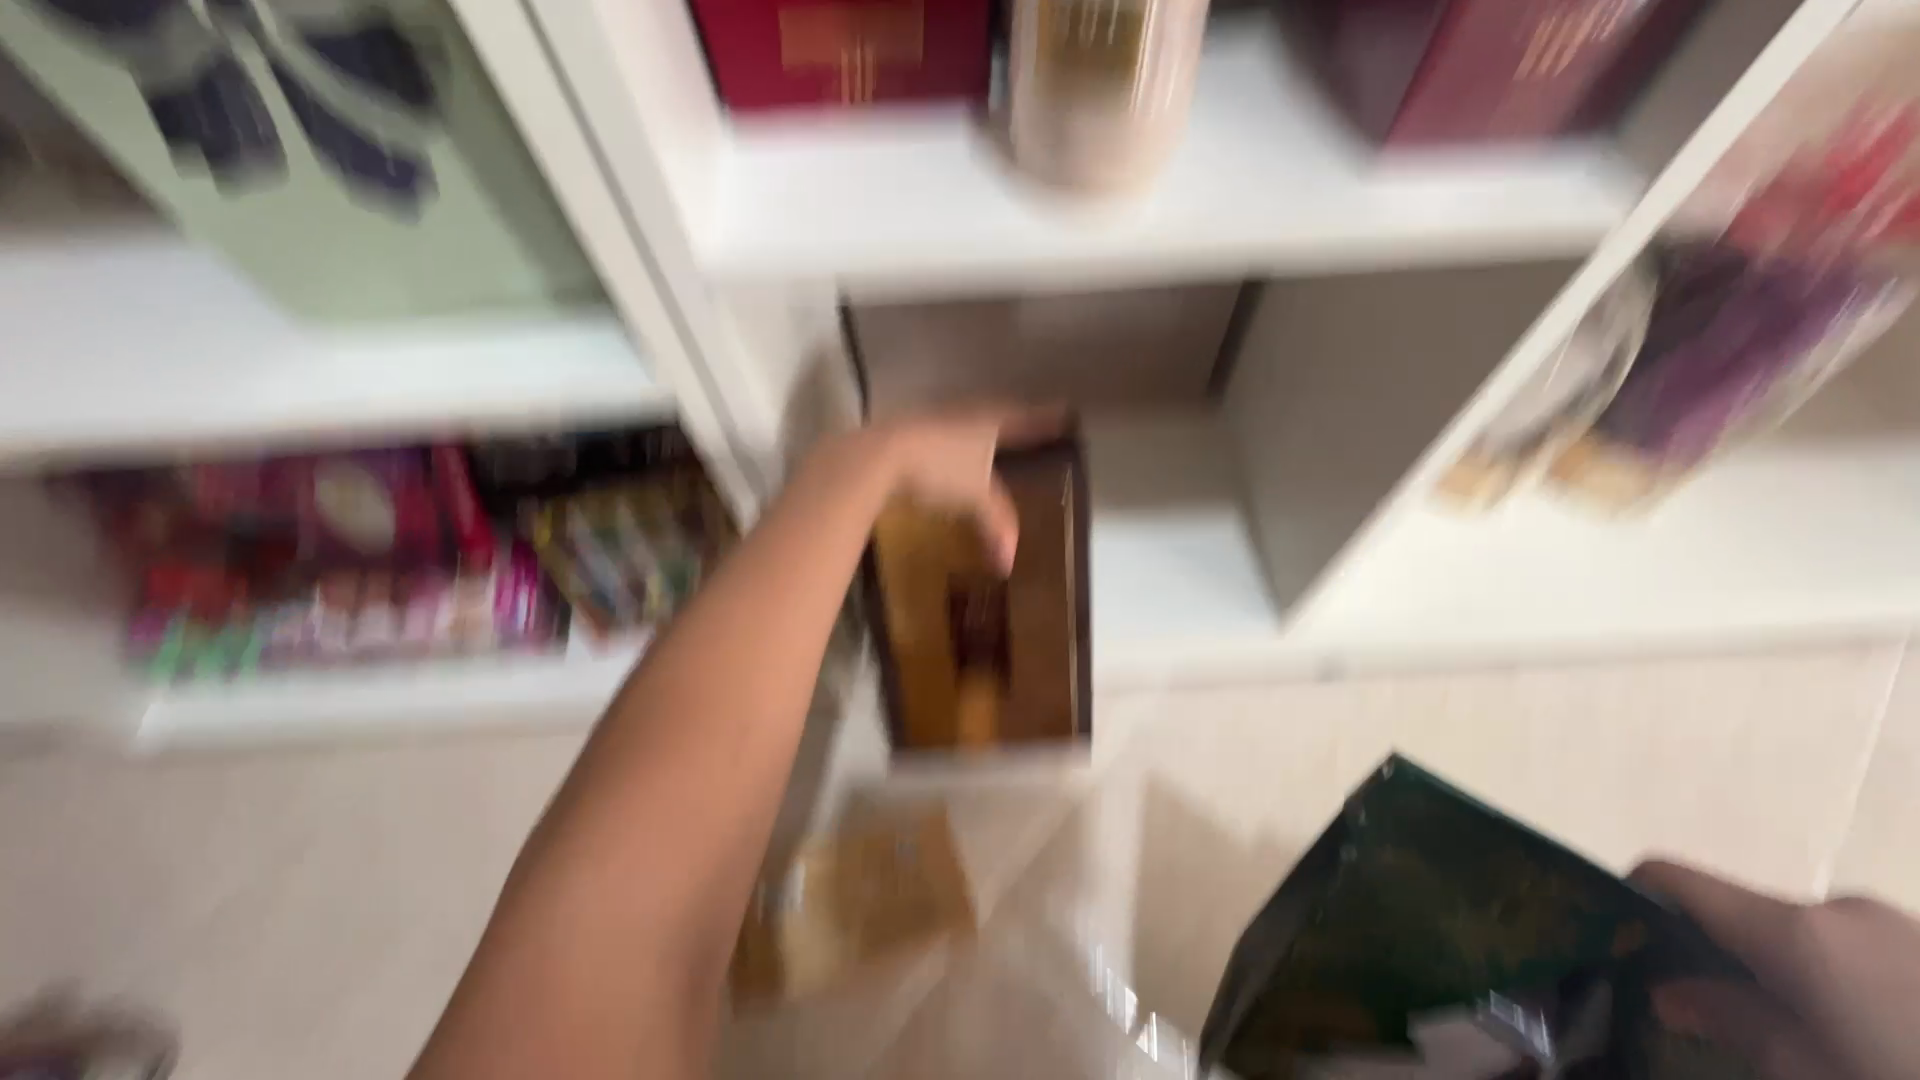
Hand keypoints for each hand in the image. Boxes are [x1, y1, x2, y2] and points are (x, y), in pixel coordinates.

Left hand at [859, 405, 1067, 573]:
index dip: (1044, 419)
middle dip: (1009, 422)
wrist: (874, 457)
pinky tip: (940, 459)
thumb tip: (1009, 562)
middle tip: (1024, 427)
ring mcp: (928, 421)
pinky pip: (935, 438)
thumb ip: (996, 525)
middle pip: (992, 415)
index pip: (1024, 419)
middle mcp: (960, 415)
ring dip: (973, 432)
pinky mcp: (902, 435)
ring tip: (983, 443)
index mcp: (986, 422)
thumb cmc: (937, 469)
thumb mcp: (975, 500)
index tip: (1064, 414)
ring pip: (960, 423)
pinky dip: (945, 447)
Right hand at [1631, 859, 1919, 1079]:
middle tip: (1718, 1015)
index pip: (1673, 876)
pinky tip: (1869, 1038)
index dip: (1634, 897)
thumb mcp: (1801, 1072)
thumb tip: (1671, 992)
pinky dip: (1842, 985)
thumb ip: (1730, 1020)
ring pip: (1807, 937)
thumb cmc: (1889, 1078)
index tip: (1622, 939)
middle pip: (1745, 912)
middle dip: (1721, 956)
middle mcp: (1840, 909)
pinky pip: (1863, 954)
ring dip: (1787, 976)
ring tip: (1808, 1038)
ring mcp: (1902, 929)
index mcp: (1792, 927)